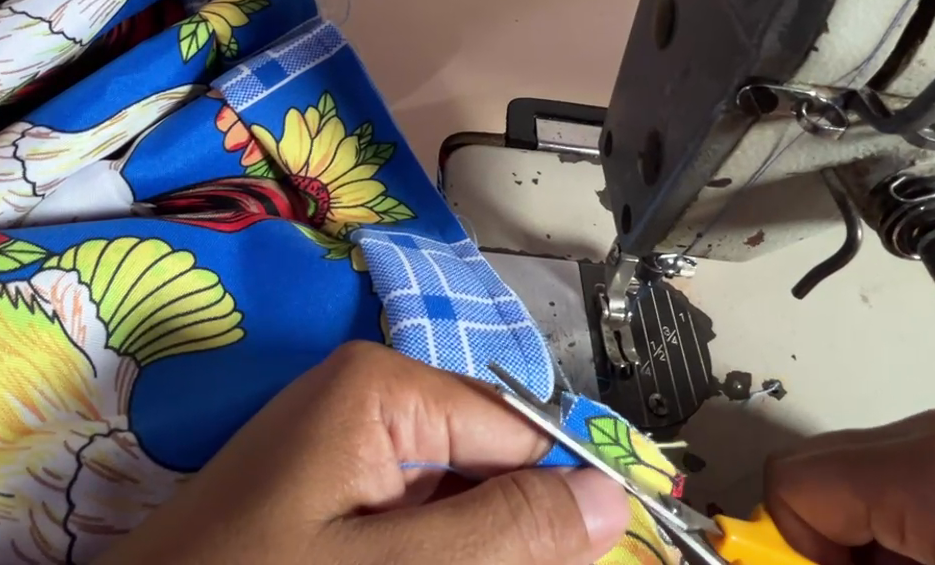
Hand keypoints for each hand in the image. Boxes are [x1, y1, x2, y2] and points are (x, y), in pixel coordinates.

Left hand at [116, 341, 632, 563]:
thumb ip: (502, 533)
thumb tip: (606, 498)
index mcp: (384, 387)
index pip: (517, 432)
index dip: (556, 503)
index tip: (586, 561)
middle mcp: (369, 395)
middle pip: (485, 462)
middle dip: (505, 534)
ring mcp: (346, 439)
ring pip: (451, 497)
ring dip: (468, 547)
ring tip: (420, 562)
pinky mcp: (329, 482)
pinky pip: (408, 512)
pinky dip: (429, 548)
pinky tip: (413, 563)